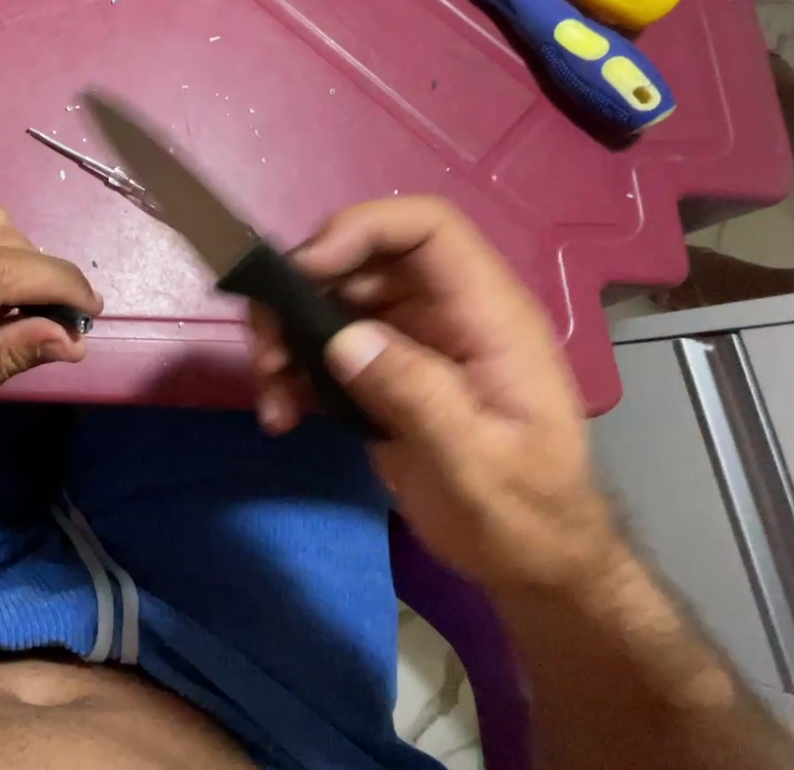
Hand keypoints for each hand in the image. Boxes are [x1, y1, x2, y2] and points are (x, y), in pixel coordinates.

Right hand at [249, 197, 623, 594]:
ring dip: (283, 336)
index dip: (361, 229)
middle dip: (298, 291)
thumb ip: (420, 396)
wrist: (527, 564)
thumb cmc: (525, 517)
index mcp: (486, 317)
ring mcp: (405, 341)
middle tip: (267, 346)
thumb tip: (342, 339)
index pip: (427, 230)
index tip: (303, 270)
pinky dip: (287, 372)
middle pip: (356, 261)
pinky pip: (315, 347)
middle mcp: (441, 315)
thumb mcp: (480, 465)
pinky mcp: (375, 371)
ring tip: (269, 386)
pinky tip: (280, 413)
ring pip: (324, 301)